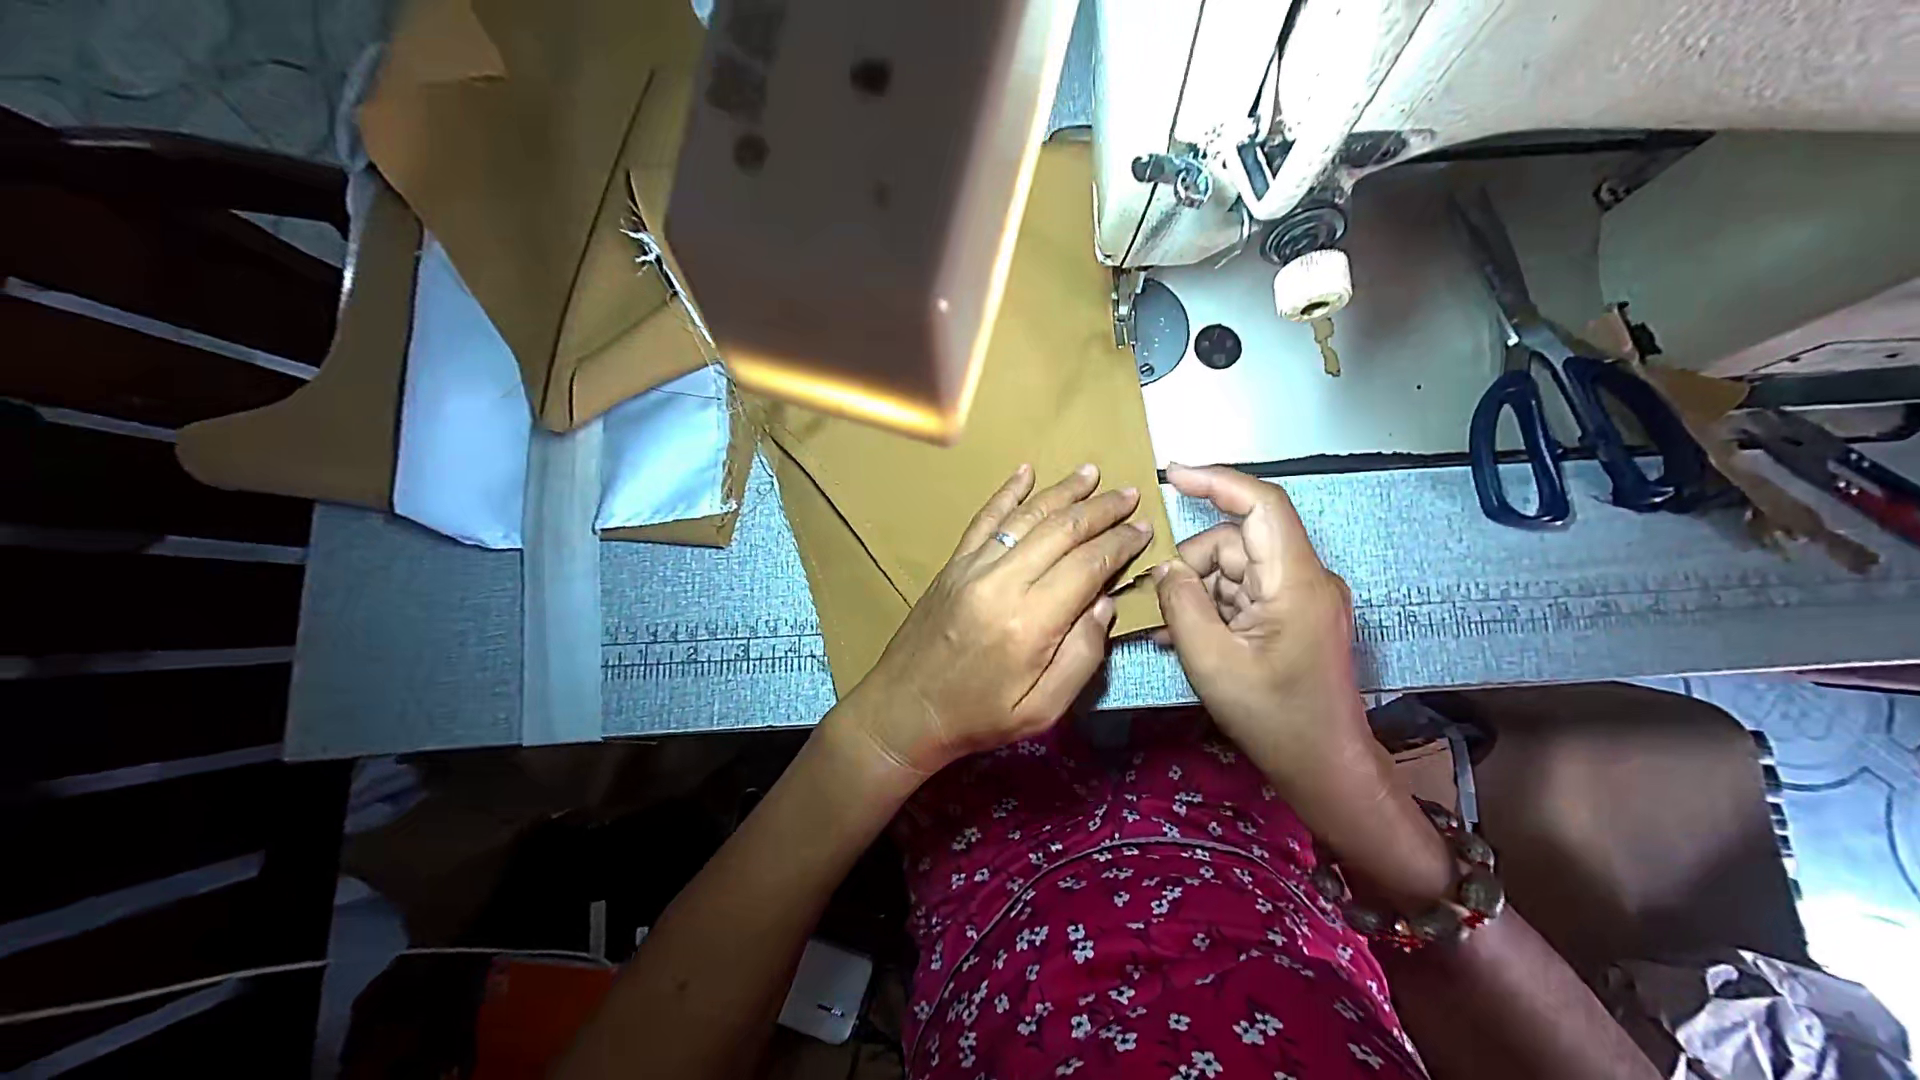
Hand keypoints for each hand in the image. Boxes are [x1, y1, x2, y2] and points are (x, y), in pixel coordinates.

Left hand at [842, 463, 1153, 776]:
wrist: (904, 710)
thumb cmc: (978, 717)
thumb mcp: (1042, 709)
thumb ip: (1082, 655)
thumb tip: (1105, 601)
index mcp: (1029, 622)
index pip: (1087, 565)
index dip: (1120, 544)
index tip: (1144, 529)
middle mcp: (1001, 582)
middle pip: (1061, 530)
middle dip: (1100, 510)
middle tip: (1128, 494)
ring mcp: (972, 567)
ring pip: (1025, 516)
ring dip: (1062, 492)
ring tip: (1090, 473)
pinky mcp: (953, 564)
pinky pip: (985, 519)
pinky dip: (1007, 493)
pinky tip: (1025, 471)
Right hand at [1151, 464, 1373, 790]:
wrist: (1323, 767)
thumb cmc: (1273, 716)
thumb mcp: (1211, 660)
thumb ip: (1181, 603)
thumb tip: (1165, 568)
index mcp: (1297, 581)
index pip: (1261, 505)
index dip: (1216, 481)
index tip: (1171, 474)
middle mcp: (1305, 578)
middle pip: (1236, 543)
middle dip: (1191, 565)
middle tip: (1156, 601)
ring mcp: (1300, 598)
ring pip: (1234, 569)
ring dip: (1196, 592)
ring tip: (1170, 631)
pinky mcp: (1293, 616)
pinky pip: (1243, 593)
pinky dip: (1212, 607)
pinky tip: (1187, 636)